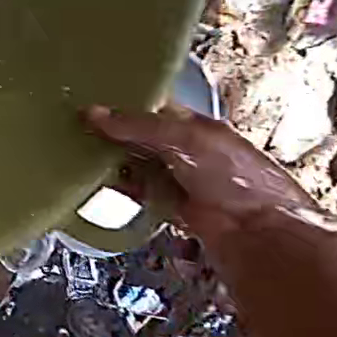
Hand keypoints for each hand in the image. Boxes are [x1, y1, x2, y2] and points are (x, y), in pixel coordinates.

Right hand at [81, 104, 317, 245]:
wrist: (259, 235)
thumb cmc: (234, 176)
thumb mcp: (185, 138)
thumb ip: (138, 125)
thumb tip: (91, 113)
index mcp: (195, 125)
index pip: (151, 108)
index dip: (124, 104)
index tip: (91, 101)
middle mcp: (184, 149)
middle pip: (139, 135)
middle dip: (112, 131)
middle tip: (76, 124)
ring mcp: (176, 178)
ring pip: (134, 161)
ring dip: (111, 157)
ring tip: (78, 147)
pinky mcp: (166, 204)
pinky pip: (135, 188)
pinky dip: (116, 183)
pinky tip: (95, 176)